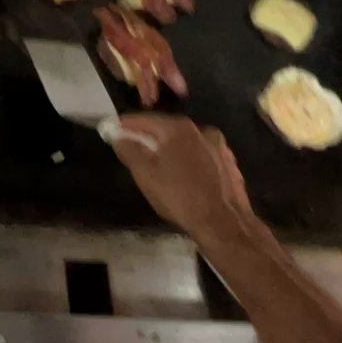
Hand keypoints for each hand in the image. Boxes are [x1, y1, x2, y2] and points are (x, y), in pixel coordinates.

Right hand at [109, 114, 257, 243]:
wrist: (225, 223)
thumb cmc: (180, 196)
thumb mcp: (146, 174)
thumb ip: (130, 151)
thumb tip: (119, 137)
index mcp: (179, 129)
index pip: (146, 119)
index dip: (127, 124)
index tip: (113, 127)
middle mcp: (202, 131)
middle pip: (168, 129)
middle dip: (149, 136)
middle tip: (132, 145)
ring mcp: (219, 147)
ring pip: (186, 143)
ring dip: (170, 148)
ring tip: (158, 162)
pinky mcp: (229, 164)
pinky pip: (201, 156)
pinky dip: (187, 159)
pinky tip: (183, 174)